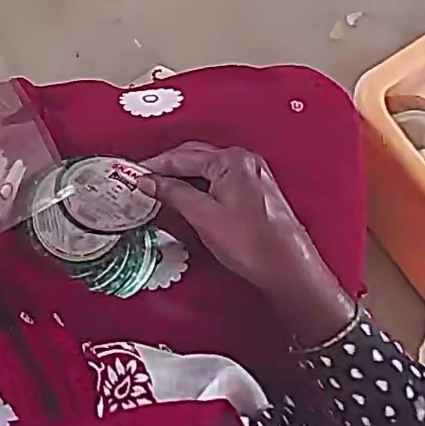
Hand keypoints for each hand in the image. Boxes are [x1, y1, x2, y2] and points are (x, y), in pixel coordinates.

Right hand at [140, 142, 355, 346]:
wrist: (288, 269)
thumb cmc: (255, 245)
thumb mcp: (204, 217)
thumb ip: (173, 194)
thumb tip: (151, 181)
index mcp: (232, 161)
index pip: (182, 156)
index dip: (155, 166)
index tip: (136, 175)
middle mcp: (244, 162)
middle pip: (194, 157)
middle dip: (167, 168)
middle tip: (144, 180)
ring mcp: (251, 175)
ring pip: (206, 169)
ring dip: (182, 178)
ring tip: (160, 190)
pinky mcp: (253, 191)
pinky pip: (218, 180)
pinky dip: (198, 186)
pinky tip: (187, 199)